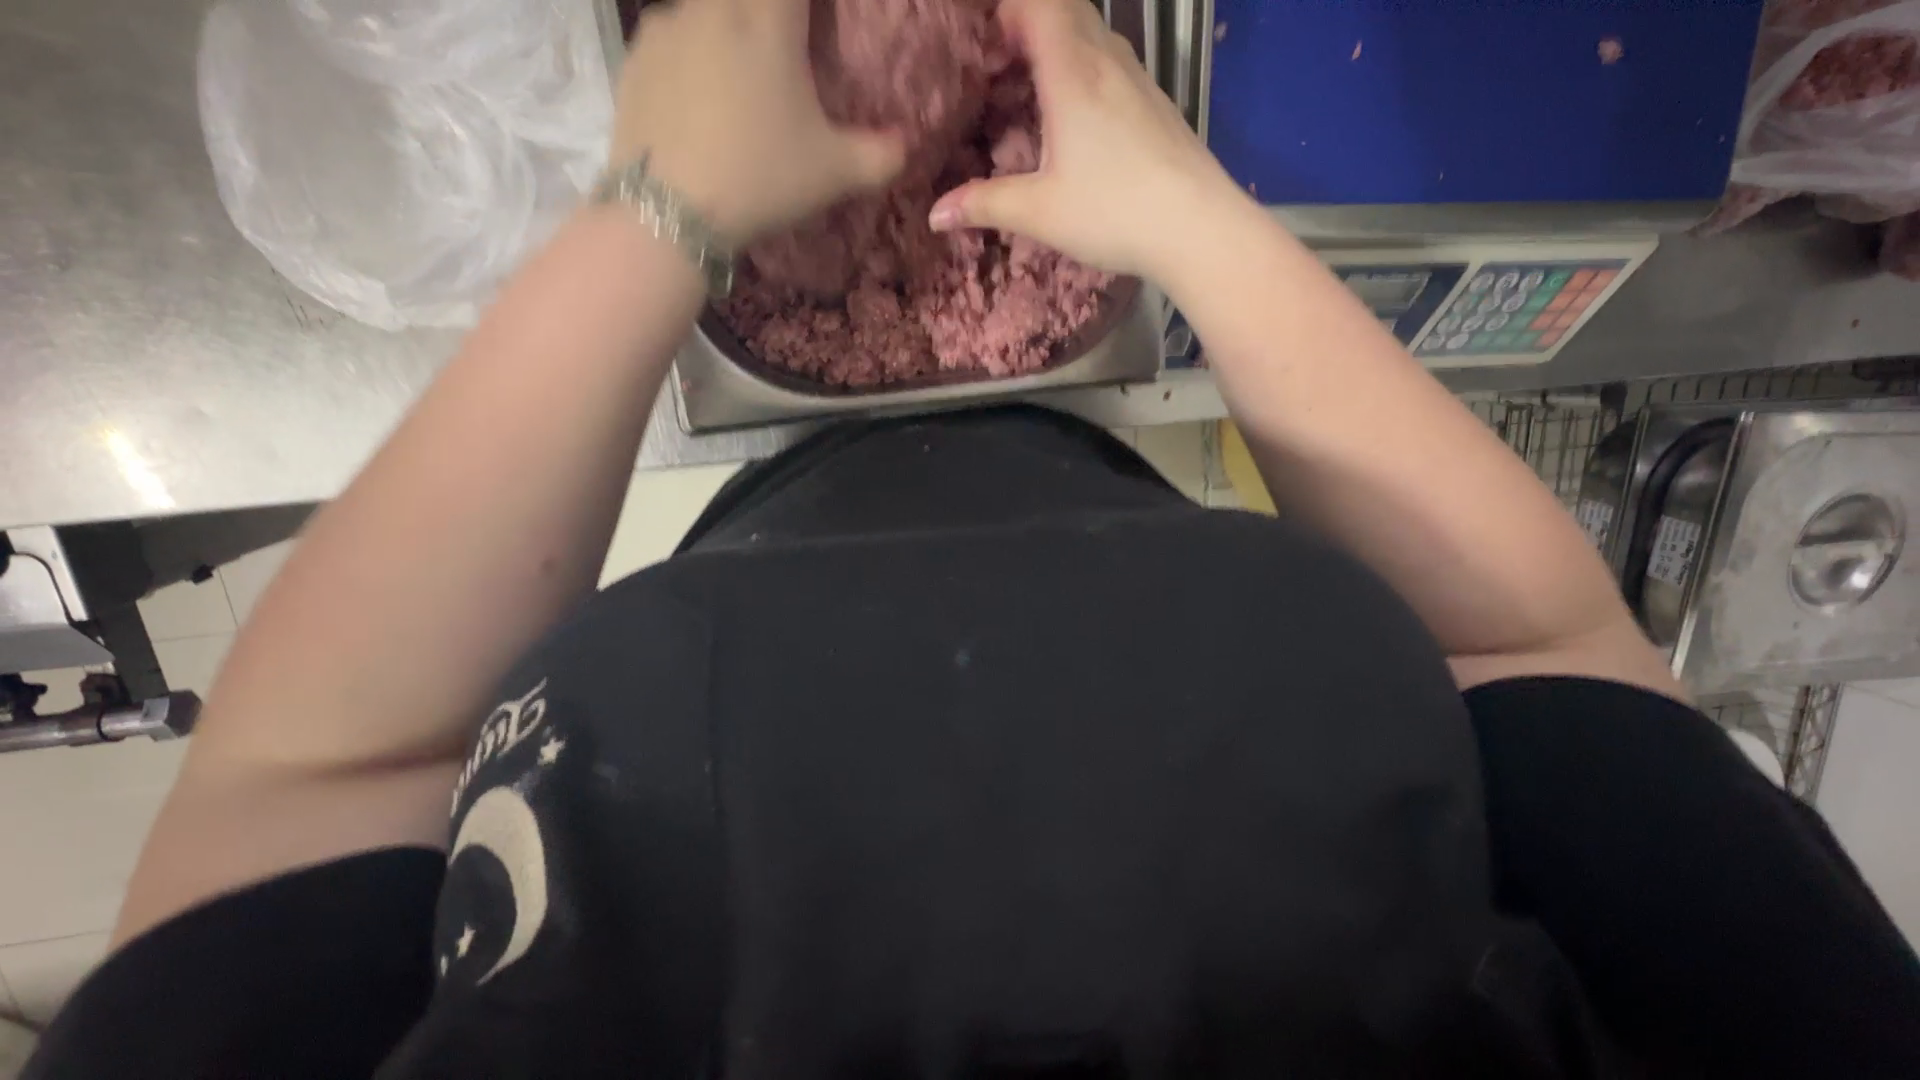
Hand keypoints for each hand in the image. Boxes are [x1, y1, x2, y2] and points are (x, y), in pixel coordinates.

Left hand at [611, 0, 905, 243]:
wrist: (667, 213)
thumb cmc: (760, 179)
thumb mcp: (834, 174)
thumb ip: (880, 155)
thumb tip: (904, 144)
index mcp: (769, 18)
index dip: (811, 6)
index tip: (818, 25)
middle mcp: (715, 5)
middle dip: (769, 15)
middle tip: (786, 51)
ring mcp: (667, 25)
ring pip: (708, 8)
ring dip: (728, 29)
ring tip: (741, 75)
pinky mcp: (635, 56)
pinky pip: (672, 34)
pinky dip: (691, 52)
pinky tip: (700, 96)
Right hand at [926, 0, 1253, 281]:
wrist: (1199, 227)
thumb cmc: (1114, 212)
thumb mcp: (1039, 212)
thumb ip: (984, 203)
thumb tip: (935, 214)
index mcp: (1073, 72)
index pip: (1036, 3)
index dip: (1004, 12)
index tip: (981, 47)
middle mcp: (1107, 60)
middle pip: (1064, 8)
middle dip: (1026, 24)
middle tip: (997, 65)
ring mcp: (1137, 79)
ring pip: (1092, 34)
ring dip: (1057, 46)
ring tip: (1028, 89)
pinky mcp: (1155, 102)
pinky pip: (1111, 63)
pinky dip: (1083, 69)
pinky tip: (1074, 119)